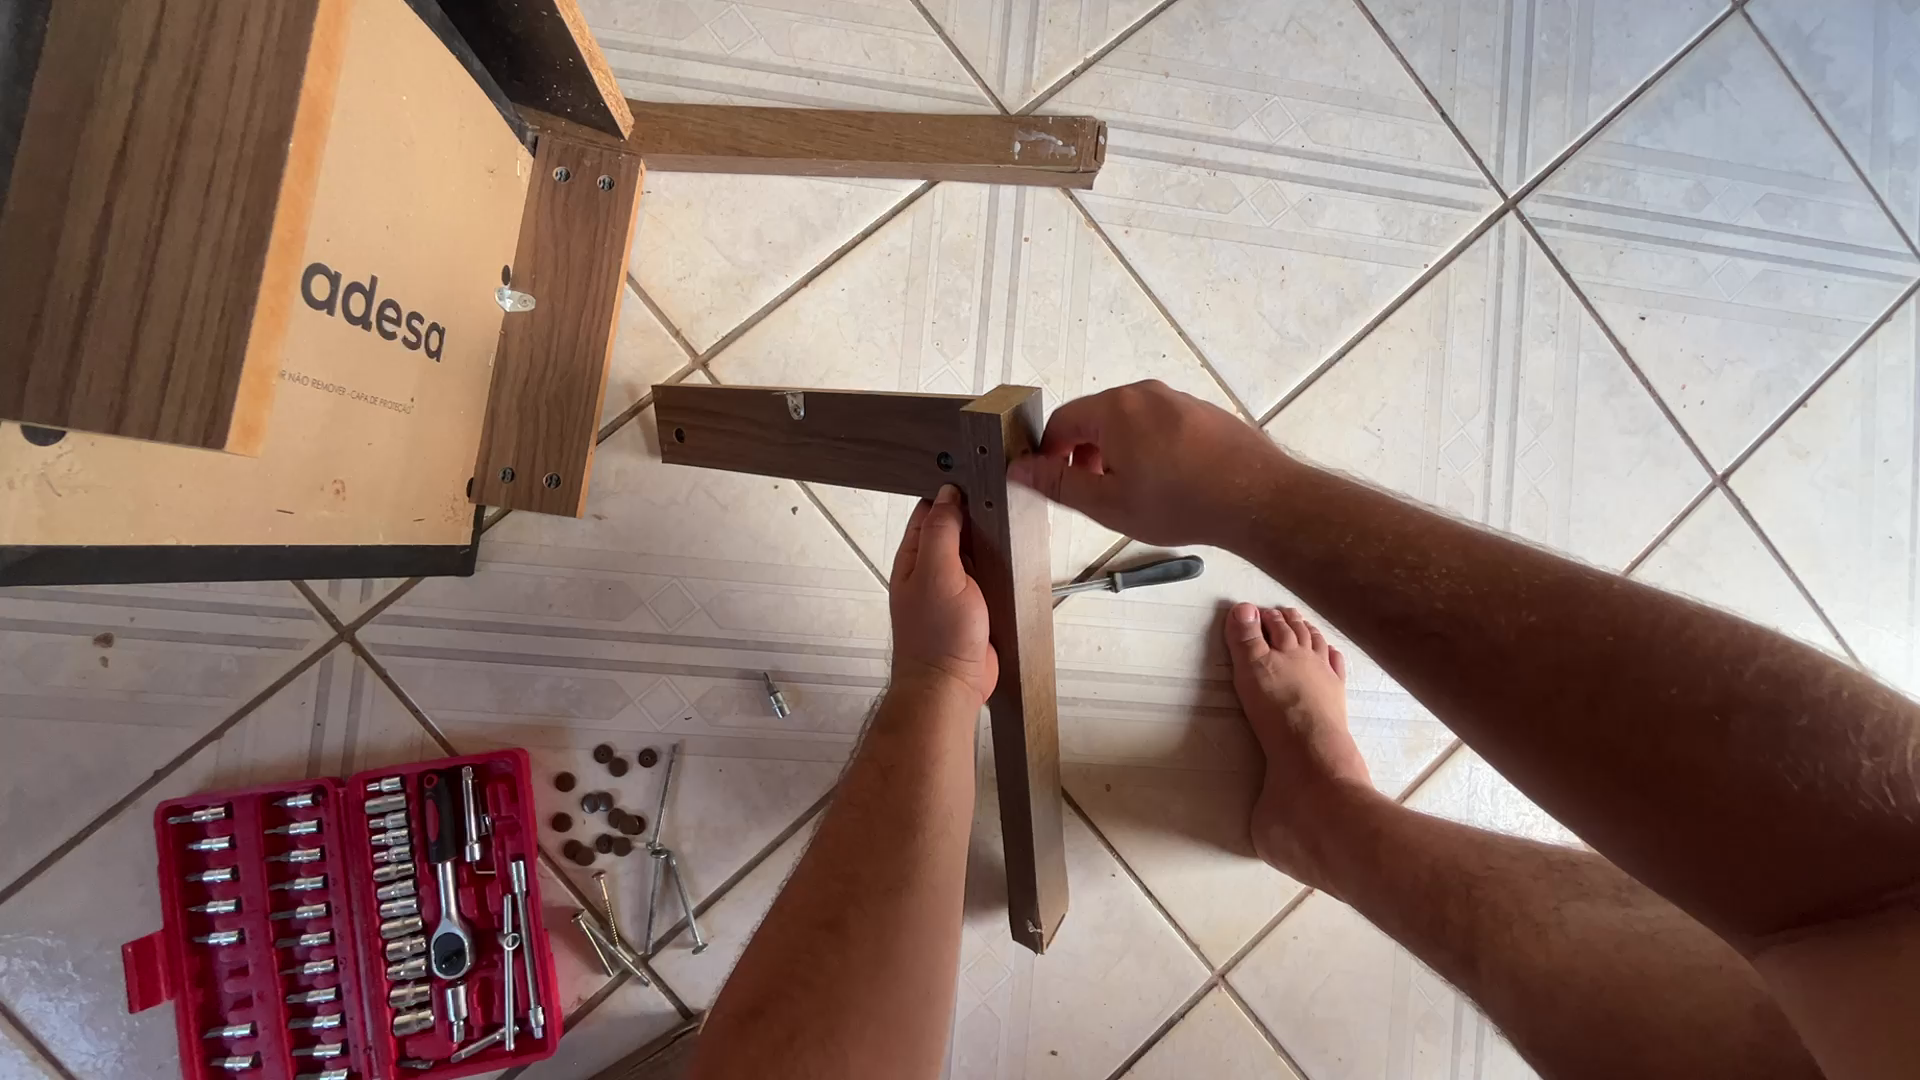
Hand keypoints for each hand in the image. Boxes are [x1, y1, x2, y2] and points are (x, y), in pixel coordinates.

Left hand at [889, 485, 998, 706]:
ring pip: (976, 551)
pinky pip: (989, 576)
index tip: (978, 480)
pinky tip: (1018, 557)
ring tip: (1015, 524)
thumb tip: (947, 493)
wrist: (951, 687)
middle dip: (977, 516)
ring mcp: (955, 587)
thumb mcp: (937, 573)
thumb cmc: (936, 638)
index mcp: (914, 557)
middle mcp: (932, 569)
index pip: (931, 510)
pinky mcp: (976, 605)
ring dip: (993, 542)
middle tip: (1003, 501)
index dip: (952, 493)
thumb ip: (941, 531)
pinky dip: (1002, 566)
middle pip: (957, 528)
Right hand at [1008, 380, 1290, 547]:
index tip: (1052, 482)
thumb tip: (1018, 469)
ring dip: (1116, 452)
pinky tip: (1166, 482)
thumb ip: (1057, 483)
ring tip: (1130, 491)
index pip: (1060, 421)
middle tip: (1092, 492)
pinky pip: (1159, 424)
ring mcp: (1178, 399)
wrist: (1258, 500)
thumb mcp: (1106, 503)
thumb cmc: (1178, 503)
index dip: (1047, 453)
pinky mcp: (1203, 412)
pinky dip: (1148, 448)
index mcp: (1114, 408)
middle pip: (1095, 418)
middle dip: (1083, 454)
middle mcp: (1144, 393)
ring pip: (1129, 421)